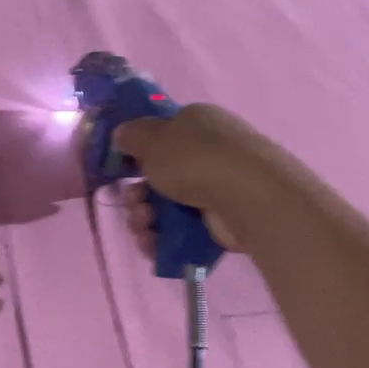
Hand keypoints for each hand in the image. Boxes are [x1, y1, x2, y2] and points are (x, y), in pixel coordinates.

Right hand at [111, 103, 306, 257]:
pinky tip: (152, 242)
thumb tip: (122, 134)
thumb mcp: (153, 138)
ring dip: (143, 218)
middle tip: (134, 202)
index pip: (160, 135)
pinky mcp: (216, 220)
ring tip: (145, 225)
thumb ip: (131, 135)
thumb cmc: (197, 159)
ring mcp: (213, 188)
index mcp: (195, 124)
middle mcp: (206, 153)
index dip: (135, 153)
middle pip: (156, 177)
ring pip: (162, 206)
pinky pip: (177, 230)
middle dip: (136, 194)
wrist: (248, 197)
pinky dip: (160, 238)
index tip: (120, 169)